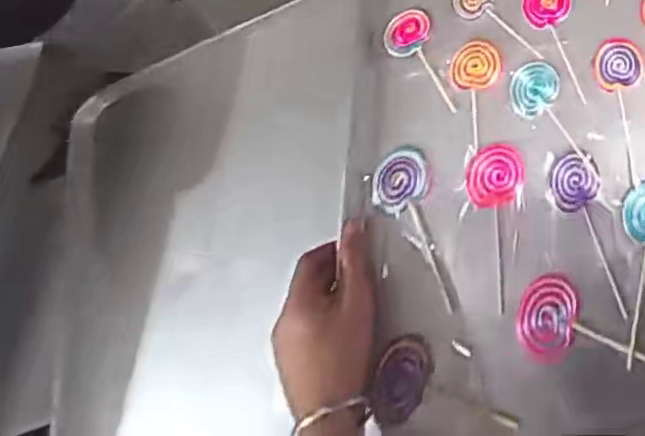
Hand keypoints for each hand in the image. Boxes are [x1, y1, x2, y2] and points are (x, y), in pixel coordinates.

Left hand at [273, 220, 373, 431]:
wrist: (330, 416)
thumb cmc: (344, 358)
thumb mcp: (358, 301)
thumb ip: (355, 260)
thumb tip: (352, 228)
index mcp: (296, 302)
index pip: (311, 259)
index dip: (334, 249)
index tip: (355, 252)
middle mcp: (283, 321)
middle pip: (308, 282)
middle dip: (334, 273)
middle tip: (360, 279)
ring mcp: (283, 345)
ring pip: (308, 305)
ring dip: (330, 297)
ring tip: (356, 307)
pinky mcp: (290, 363)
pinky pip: (306, 327)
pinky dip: (324, 320)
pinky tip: (344, 333)